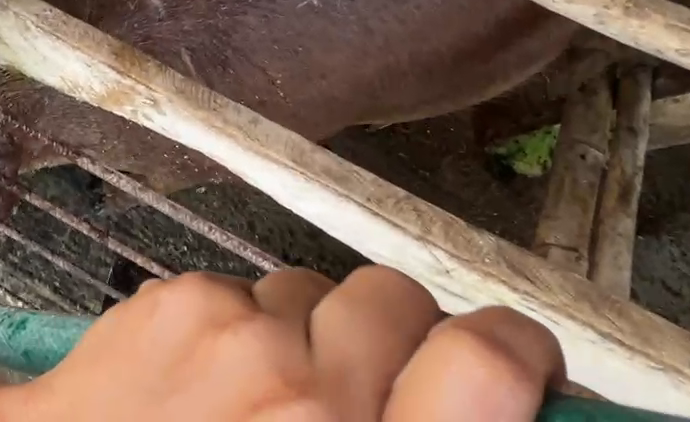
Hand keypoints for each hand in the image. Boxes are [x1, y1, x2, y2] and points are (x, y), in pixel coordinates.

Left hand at [0, 266, 564, 421]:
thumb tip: (464, 404)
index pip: (485, 366)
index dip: (513, 349)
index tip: (509, 359)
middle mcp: (313, 396)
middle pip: (396, 295)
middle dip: (395, 326)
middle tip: (368, 370)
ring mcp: (237, 333)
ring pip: (309, 284)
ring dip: (306, 322)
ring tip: (267, 379)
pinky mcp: (177, 296)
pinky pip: (239, 286)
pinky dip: (237, 319)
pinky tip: (202, 372)